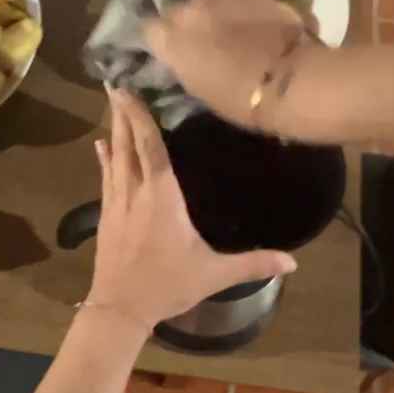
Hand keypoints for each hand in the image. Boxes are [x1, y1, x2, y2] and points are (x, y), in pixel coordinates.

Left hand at [86, 89, 296, 327]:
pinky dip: (104, 159)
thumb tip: (293, 262)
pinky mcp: (105, 217)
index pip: (150, 147)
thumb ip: (253, 264)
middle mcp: (135, 192)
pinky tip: (100, 147)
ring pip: (113, 158)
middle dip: (122, 113)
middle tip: (115, 83)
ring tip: (111, 104)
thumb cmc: (166, 285)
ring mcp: (116, 204)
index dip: (139, 116)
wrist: (119, 309)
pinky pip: (105, 178)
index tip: (129, 90)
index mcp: (161, 197)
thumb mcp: (214, 274)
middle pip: (127, 144)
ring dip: (113, 129)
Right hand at [143, 0, 317, 132]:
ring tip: (228, 30)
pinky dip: (237, 8)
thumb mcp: (198, 88)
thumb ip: (183, 64)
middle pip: (178, 10)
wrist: (290, 80)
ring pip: (206, 0)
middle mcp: (190, 9)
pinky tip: (250, 23)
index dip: (160, 39)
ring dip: (212, 13)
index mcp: (172, 39)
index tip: (169, 50)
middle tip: (201, 41)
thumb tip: (181, 55)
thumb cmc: (240, 99)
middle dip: (186, 22)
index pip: (149, 30)